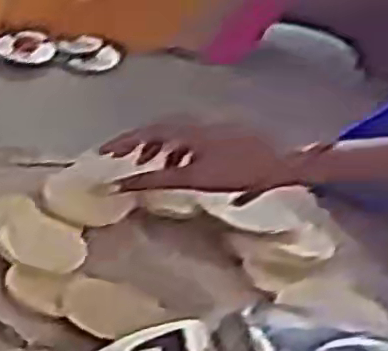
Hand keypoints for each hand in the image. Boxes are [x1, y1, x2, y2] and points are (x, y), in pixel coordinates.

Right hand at [102, 121, 320, 198]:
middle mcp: (205, 126)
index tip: (101, 152)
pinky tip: (173, 167)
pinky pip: (190, 139)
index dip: (124, 140)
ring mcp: (217, 130)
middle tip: (117, 156)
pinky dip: (173, 151)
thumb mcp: (188, 179)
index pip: (151, 131)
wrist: (285, 165)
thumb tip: (113, 186)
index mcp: (193, 133)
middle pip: (163, 128)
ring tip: (143, 164)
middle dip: (137, 141)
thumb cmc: (236, 172)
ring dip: (155, 147)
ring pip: (177, 133)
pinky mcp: (226, 138)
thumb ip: (149, 182)